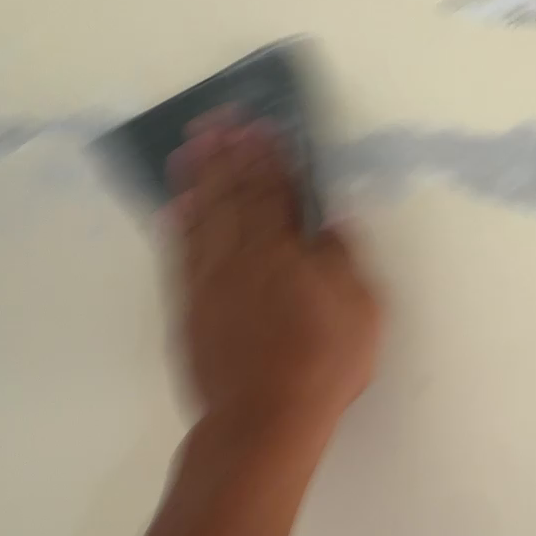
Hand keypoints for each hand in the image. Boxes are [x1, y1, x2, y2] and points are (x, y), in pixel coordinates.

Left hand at [167, 112, 382, 453]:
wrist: (263, 417)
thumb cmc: (325, 361)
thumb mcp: (360, 308)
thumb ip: (341, 260)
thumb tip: (328, 223)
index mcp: (285, 252)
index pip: (276, 192)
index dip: (270, 157)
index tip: (264, 125)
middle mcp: (241, 256)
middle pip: (232, 194)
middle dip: (228, 153)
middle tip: (220, 118)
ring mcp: (209, 280)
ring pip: (200, 216)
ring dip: (198, 177)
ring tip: (193, 144)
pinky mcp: (189, 305)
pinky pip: (179, 251)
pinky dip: (177, 222)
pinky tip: (175, 205)